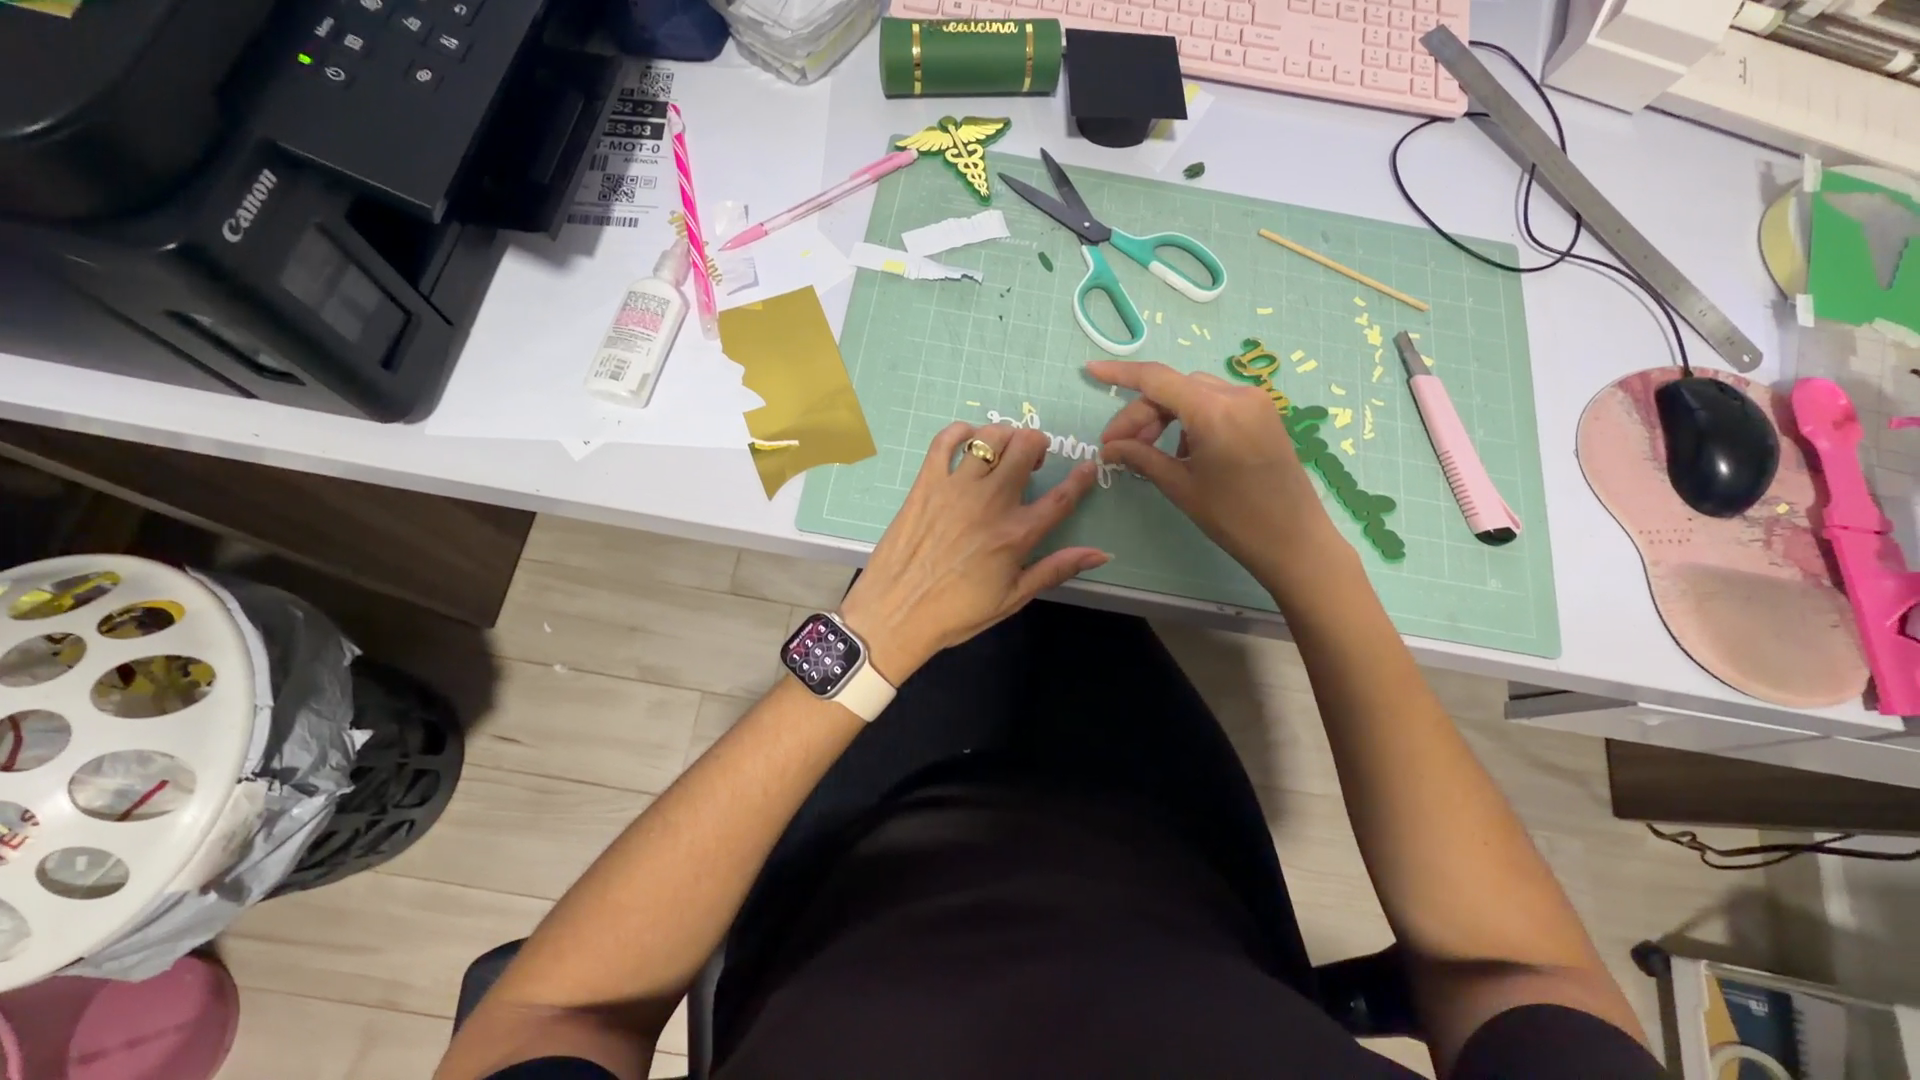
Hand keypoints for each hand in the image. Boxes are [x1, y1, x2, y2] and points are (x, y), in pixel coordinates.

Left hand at [839, 421, 1108, 681]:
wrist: (896, 614)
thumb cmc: (956, 613)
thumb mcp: (1012, 598)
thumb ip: (1056, 569)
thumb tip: (1101, 553)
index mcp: (1017, 534)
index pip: (1062, 496)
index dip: (1080, 478)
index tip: (1088, 466)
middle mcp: (990, 503)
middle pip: (1026, 448)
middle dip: (1037, 446)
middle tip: (1030, 462)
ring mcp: (956, 488)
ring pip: (991, 438)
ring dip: (1004, 437)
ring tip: (1002, 452)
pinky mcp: (926, 483)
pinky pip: (945, 440)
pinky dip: (960, 432)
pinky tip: (967, 441)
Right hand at [1087, 360, 1342, 593]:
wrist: (1295, 541)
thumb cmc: (1234, 518)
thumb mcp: (1180, 486)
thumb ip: (1141, 457)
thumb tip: (1109, 448)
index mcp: (1214, 410)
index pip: (1157, 379)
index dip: (1120, 374)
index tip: (1090, 371)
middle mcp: (1237, 395)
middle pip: (1174, 388)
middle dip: (1142, 413)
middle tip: (1117, 447)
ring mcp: (1255, 402)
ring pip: (1194, 393)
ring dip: (1166, 415)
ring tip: (1147, 451)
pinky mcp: (1264, 414)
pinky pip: (1216, 403)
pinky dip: (1191, 419)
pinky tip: (1182, 452)